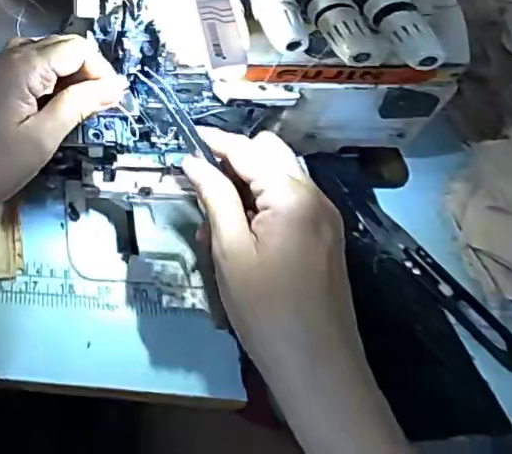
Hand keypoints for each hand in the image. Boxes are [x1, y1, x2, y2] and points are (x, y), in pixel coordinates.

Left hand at [0, 35, 124, 229]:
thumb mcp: (44, 137)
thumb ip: (79, 104)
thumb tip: (114, 85)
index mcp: (25, 64)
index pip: (77, 48)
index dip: (100, 70)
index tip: (113, 101)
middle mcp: (14, 54)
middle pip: (64, 46)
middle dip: (88, 71)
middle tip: (100, 107)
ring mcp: (3, 65)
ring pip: (50, 55)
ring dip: (71, 76)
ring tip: (81, 109)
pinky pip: (35, 67)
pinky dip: (52, 80)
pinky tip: (56, 106)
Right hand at [181, 129, 360, 374]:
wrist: (320, 373)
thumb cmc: (268, 312)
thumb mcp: (230, 251)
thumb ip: (214, 196)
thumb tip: (194, 161)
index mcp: (292, 196)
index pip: (246, 150)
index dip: (213, 140)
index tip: (186, 138)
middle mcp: (314, 196)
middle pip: (269, 152)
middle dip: (233, 156)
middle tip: (201, 177)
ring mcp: (324, 216)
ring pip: (279, 172)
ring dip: (248, 177)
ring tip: (216, 208)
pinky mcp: (326, 235)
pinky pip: (290, 197)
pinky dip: (264, 198)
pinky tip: (241, 226)